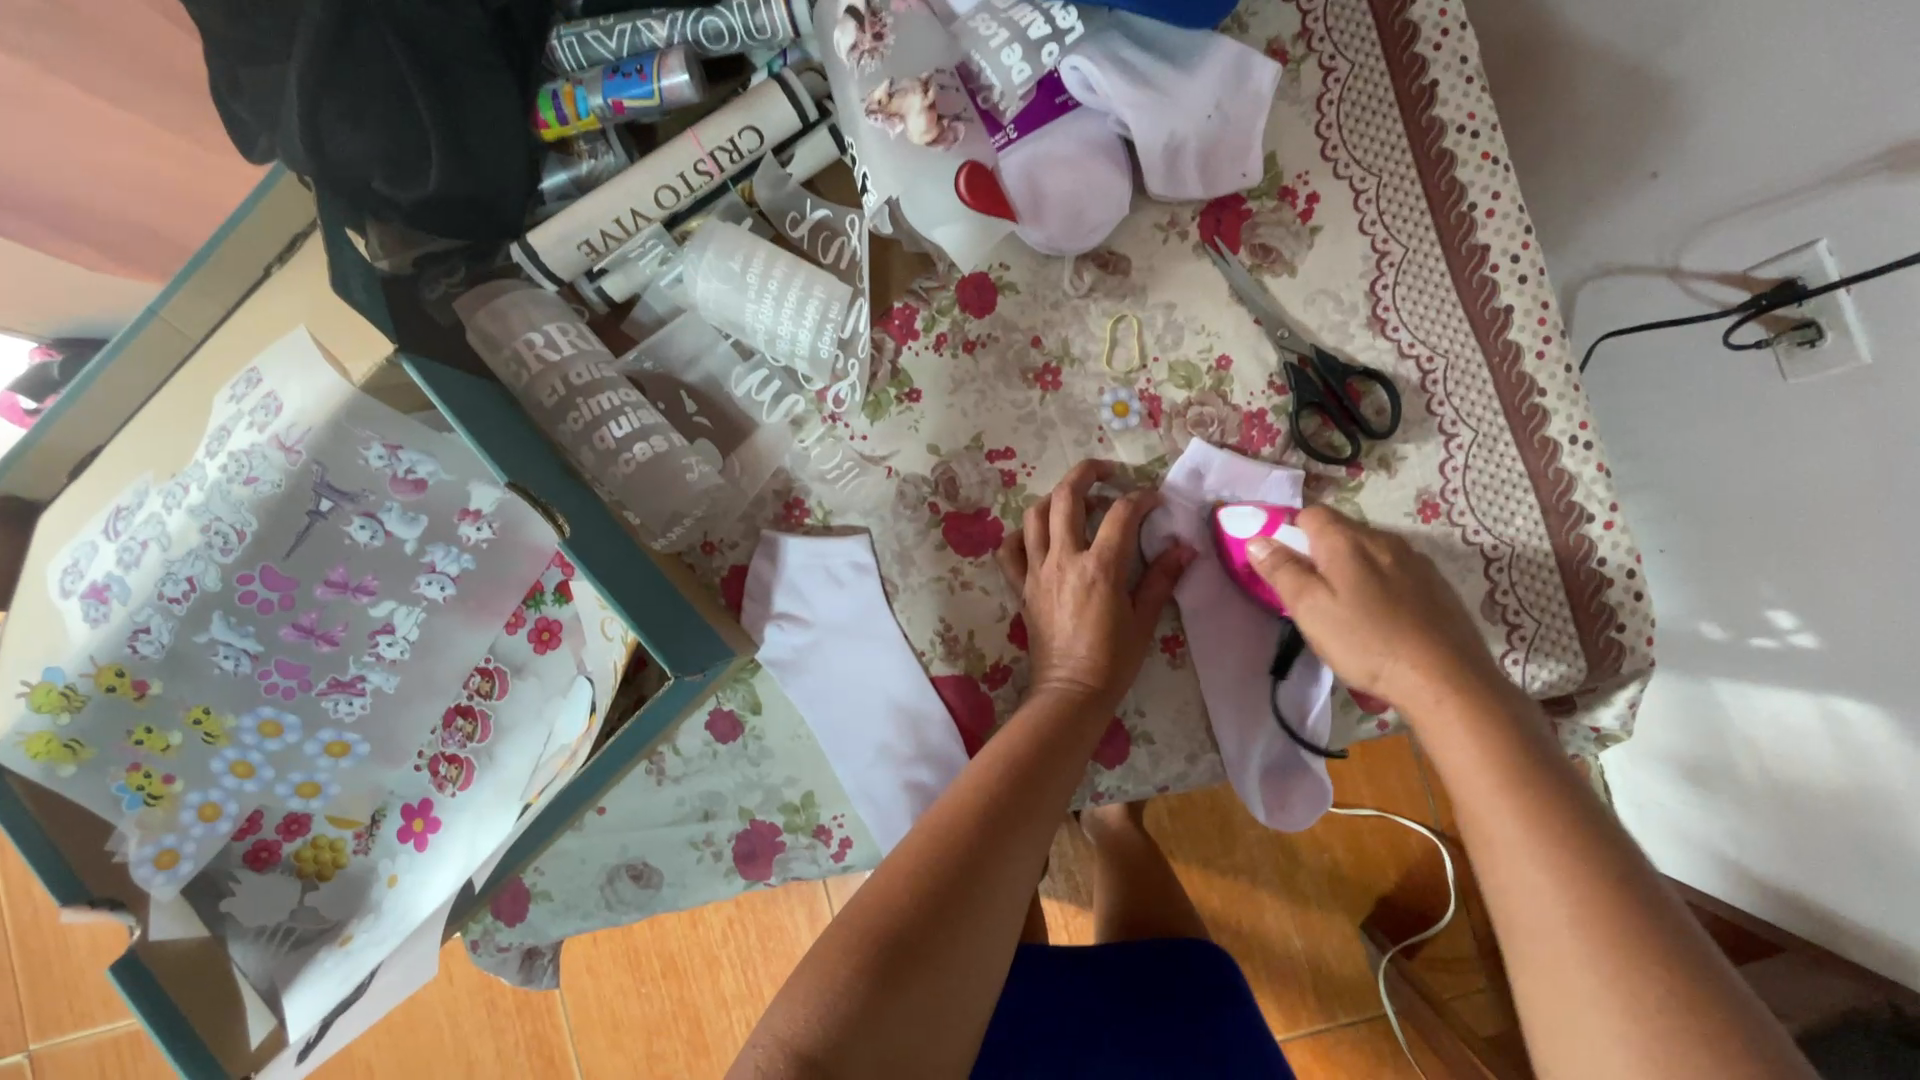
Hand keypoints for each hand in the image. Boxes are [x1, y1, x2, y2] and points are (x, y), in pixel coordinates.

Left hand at [996, 460, 1194, 716]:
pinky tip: (1038, 536)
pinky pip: (1010, 551)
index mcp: (1100, 567)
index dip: (1141, 498)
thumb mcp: (1145, 620)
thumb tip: (1184, 548)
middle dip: (1087, 473)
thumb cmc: (1113, 661)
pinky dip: (1021, 535)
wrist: (1071, 692)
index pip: (1121, 513)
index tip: (1154, 499)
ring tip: (1075, 500)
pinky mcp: (1022, 587)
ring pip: (1035, 515)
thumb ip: (1162, 578)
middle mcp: (1064, 559)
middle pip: (1067, 496)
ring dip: (1055, 498)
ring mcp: (1037, 571)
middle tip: (1107, 472)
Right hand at [1247, 506, 1504, 711]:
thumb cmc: (1366, 642)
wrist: (1446, 678)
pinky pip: (1395, 573)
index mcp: (1347, 541)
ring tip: (1347, 611)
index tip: (1284, 567)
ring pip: (1369, 553)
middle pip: (1341, 532)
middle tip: (1311, 597)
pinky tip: (1382, 620)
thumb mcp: (1310, 609)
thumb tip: (1257, 540)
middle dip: (1320, 555)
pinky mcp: (1436, 585)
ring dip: (1351, 571)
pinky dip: (1380, 586)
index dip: (1290, 534)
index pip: (1310, 514)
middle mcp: (1383, 539)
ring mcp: (1414, 561)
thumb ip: (1282, 571)